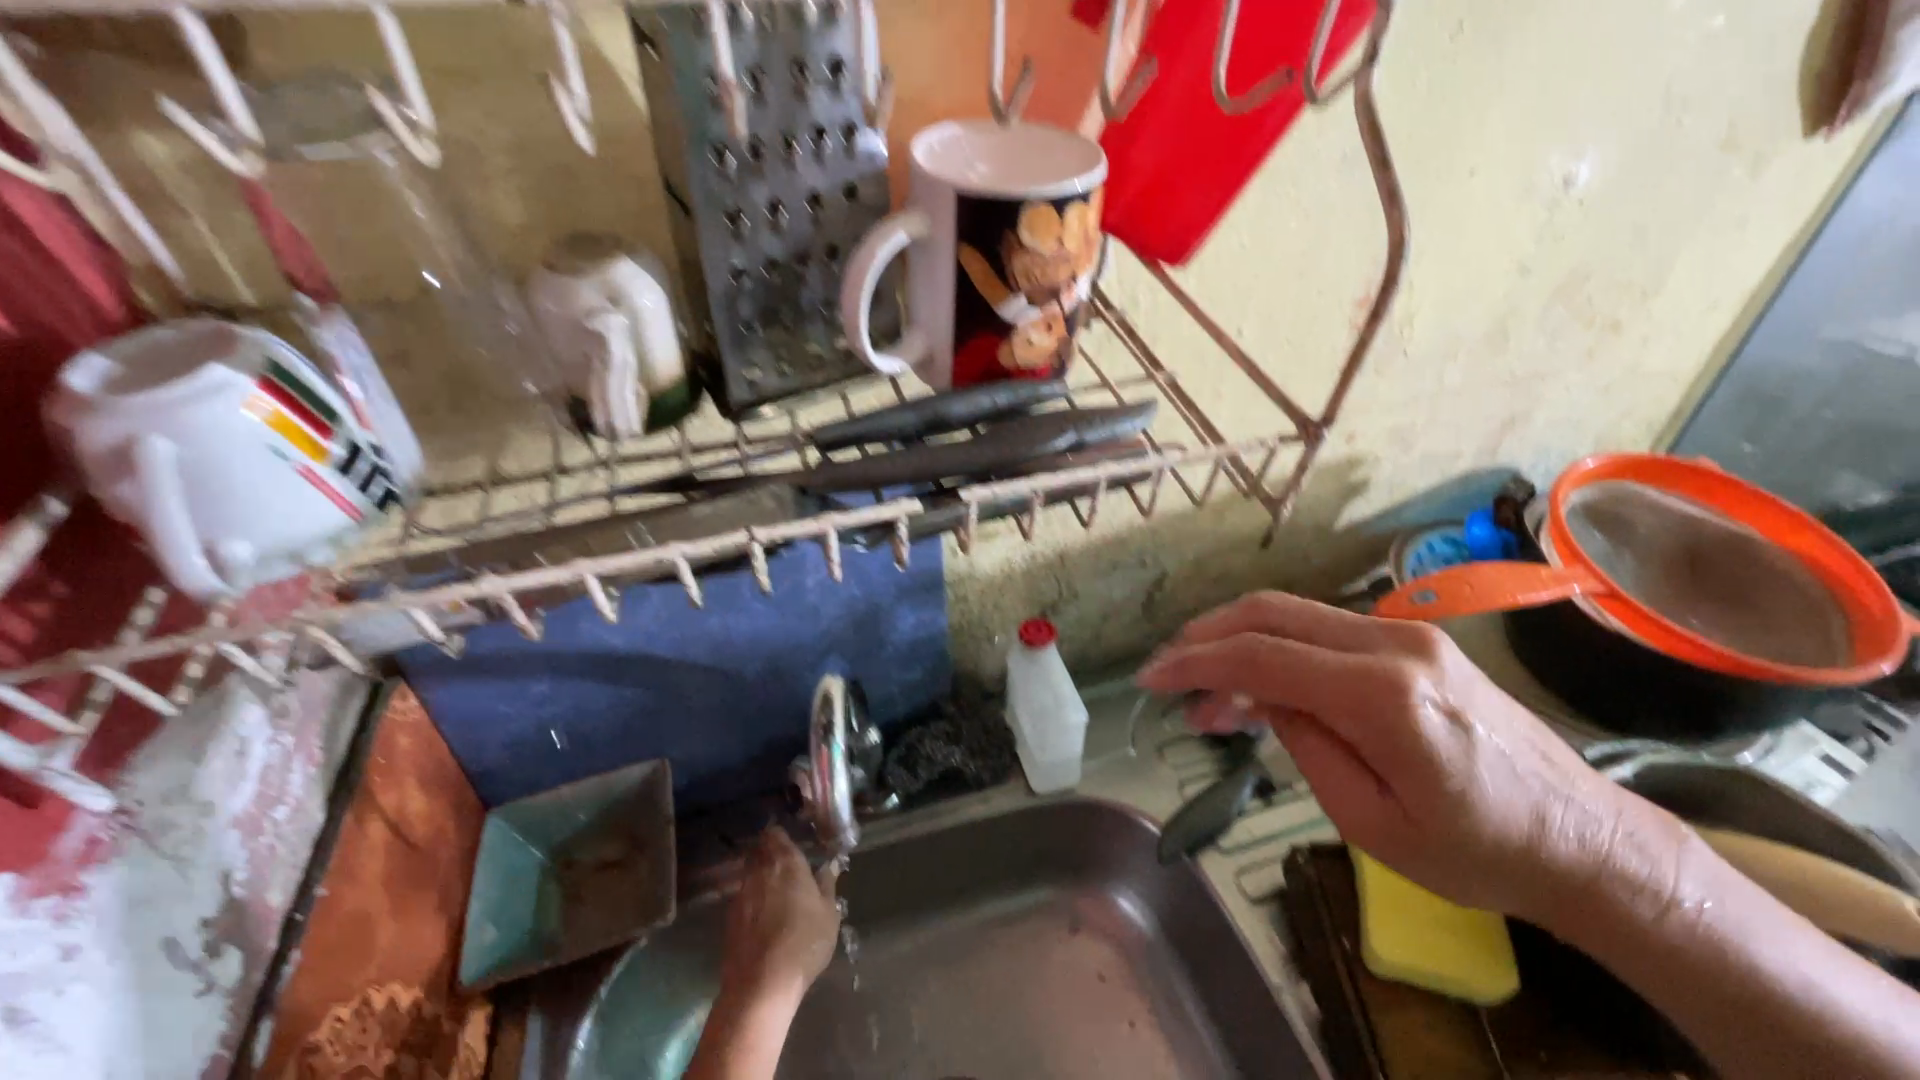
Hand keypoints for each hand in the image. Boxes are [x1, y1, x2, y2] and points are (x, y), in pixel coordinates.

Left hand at [719, 826, 842, 999]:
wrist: (762, 983)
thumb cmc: (804, 942)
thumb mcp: (829, 914)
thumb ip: (827, 885)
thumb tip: (828, 866)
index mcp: (786, 862)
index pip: (775, 834)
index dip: (781, 837)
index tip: (792, 844)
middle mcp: (759, 871)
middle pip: (759, 850)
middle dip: (770, 854)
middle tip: (787, 868)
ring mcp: (740, 894)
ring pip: (749, 874)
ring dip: (761, 878)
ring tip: (777, 894)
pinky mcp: (729, 918)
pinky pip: (743, 897)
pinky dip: (752, 900)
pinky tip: (764, 917)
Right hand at [1136, 592, 1683, 922]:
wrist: (1583, 841)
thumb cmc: (1476, 852)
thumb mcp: (1369, 820)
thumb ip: (1305, 744)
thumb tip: (1263, 697)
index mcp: (1381, 694)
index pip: (1261, 656)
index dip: (1195, 663)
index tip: (1151, 680)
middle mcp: (1394, 643)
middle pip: (1272, 613)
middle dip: (1207, 637)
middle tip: (1168, 677)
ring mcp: (1411, 636)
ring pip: (1296, 615)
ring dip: (1240, 644)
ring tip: (1209, 702)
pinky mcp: (1418, 646)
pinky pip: (1327, 632)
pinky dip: (1279, 650)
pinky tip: (1262, 690)